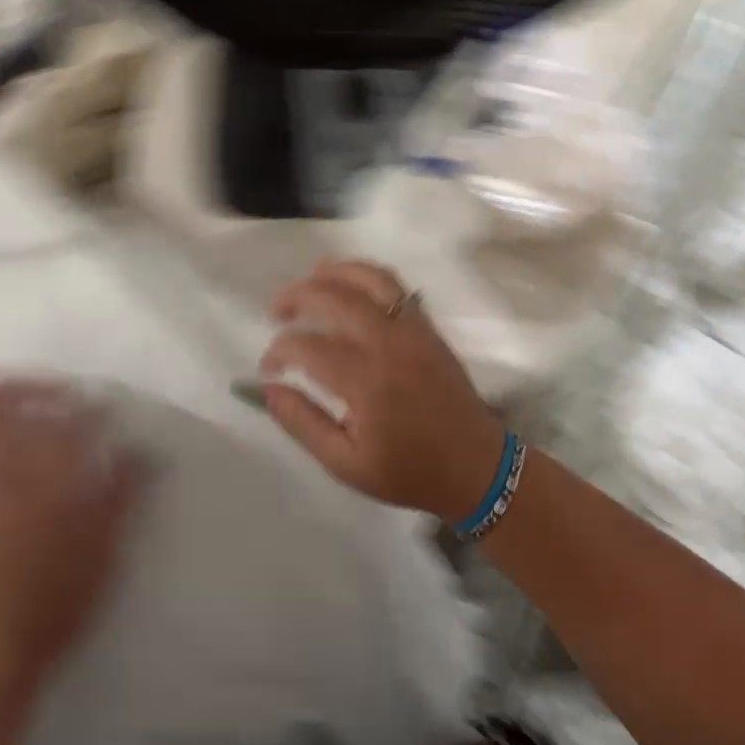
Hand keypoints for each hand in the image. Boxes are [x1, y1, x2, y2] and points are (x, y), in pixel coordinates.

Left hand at [0, 378, 147, 688]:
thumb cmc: (56, 608)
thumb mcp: (103, 555)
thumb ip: (121, 495)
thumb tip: (144, 450)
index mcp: (49, 489)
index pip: (69, 425)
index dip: (88, 406)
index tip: (103, 404)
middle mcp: (2, 479)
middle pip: (8, 405)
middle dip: (33, 386)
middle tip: (56, 394)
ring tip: (8, 390)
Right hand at [259, 261, 504, 524]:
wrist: (476, 467)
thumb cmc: (409, 471)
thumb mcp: (346, 464)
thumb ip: (303, 423)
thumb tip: (268, 390)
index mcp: (366, 381)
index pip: (308, 346)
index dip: (279, 351)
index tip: (268, 368)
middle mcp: (389, 344)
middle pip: (335, 297)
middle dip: (297, 297)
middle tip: (276, 312)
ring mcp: (413, 330)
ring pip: (369, 279)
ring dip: (333, 273)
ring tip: (309, 281)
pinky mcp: (428, 327)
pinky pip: (395, 286)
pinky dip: (365, 276)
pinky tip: (348, 287)